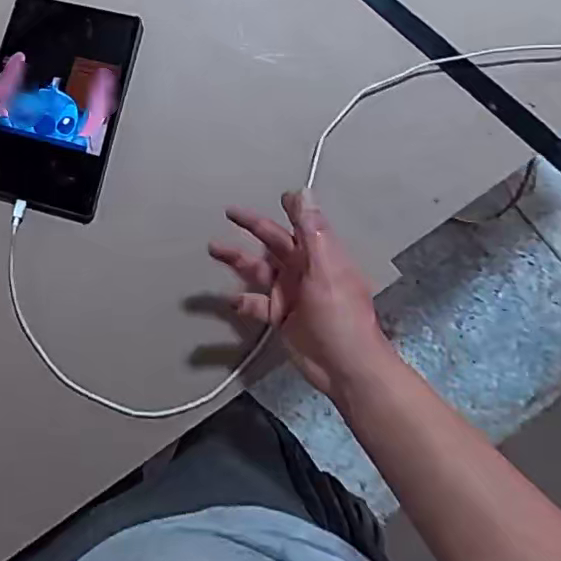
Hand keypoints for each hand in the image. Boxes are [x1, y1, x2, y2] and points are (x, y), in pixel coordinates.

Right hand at [209, 190, 398, 398]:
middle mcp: (303, 269)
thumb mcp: (326, 269)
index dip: (291, 208)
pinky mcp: (281, 317)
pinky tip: (229, 299)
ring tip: (214, 248)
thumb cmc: (340, 315)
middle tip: (230, 212)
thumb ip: (311, 231)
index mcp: (319, 254)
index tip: (280, 195)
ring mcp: (290, 293)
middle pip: (274, 241)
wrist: (345, 367)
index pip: (303, 222)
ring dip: (238, 260)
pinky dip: (243, 300)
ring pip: (259, 269)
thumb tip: (302, 193)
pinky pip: (257, 303)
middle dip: (253, 227)